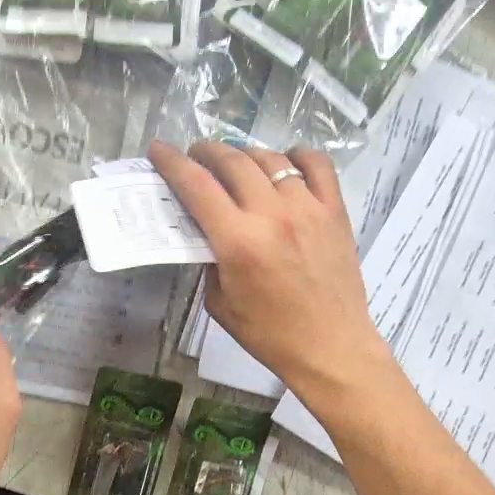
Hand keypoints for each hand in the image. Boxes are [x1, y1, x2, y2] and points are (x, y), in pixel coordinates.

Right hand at [149, 140, 386, 395]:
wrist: (329, 346)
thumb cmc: (269, 335)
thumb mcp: (221, 305)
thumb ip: (210, 262)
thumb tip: (207, 233)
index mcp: (238, 242)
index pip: (197, 187)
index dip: (173, 163)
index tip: (159, 149)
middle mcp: (271, 214)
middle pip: (232, 162)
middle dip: (207, 152)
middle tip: (196, 154)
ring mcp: (307, 207)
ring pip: (271, 158)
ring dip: (246, 154)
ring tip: (236, 162)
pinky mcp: (334, 209)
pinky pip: (316, 163)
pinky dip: (296, 155)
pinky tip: (286, 162)